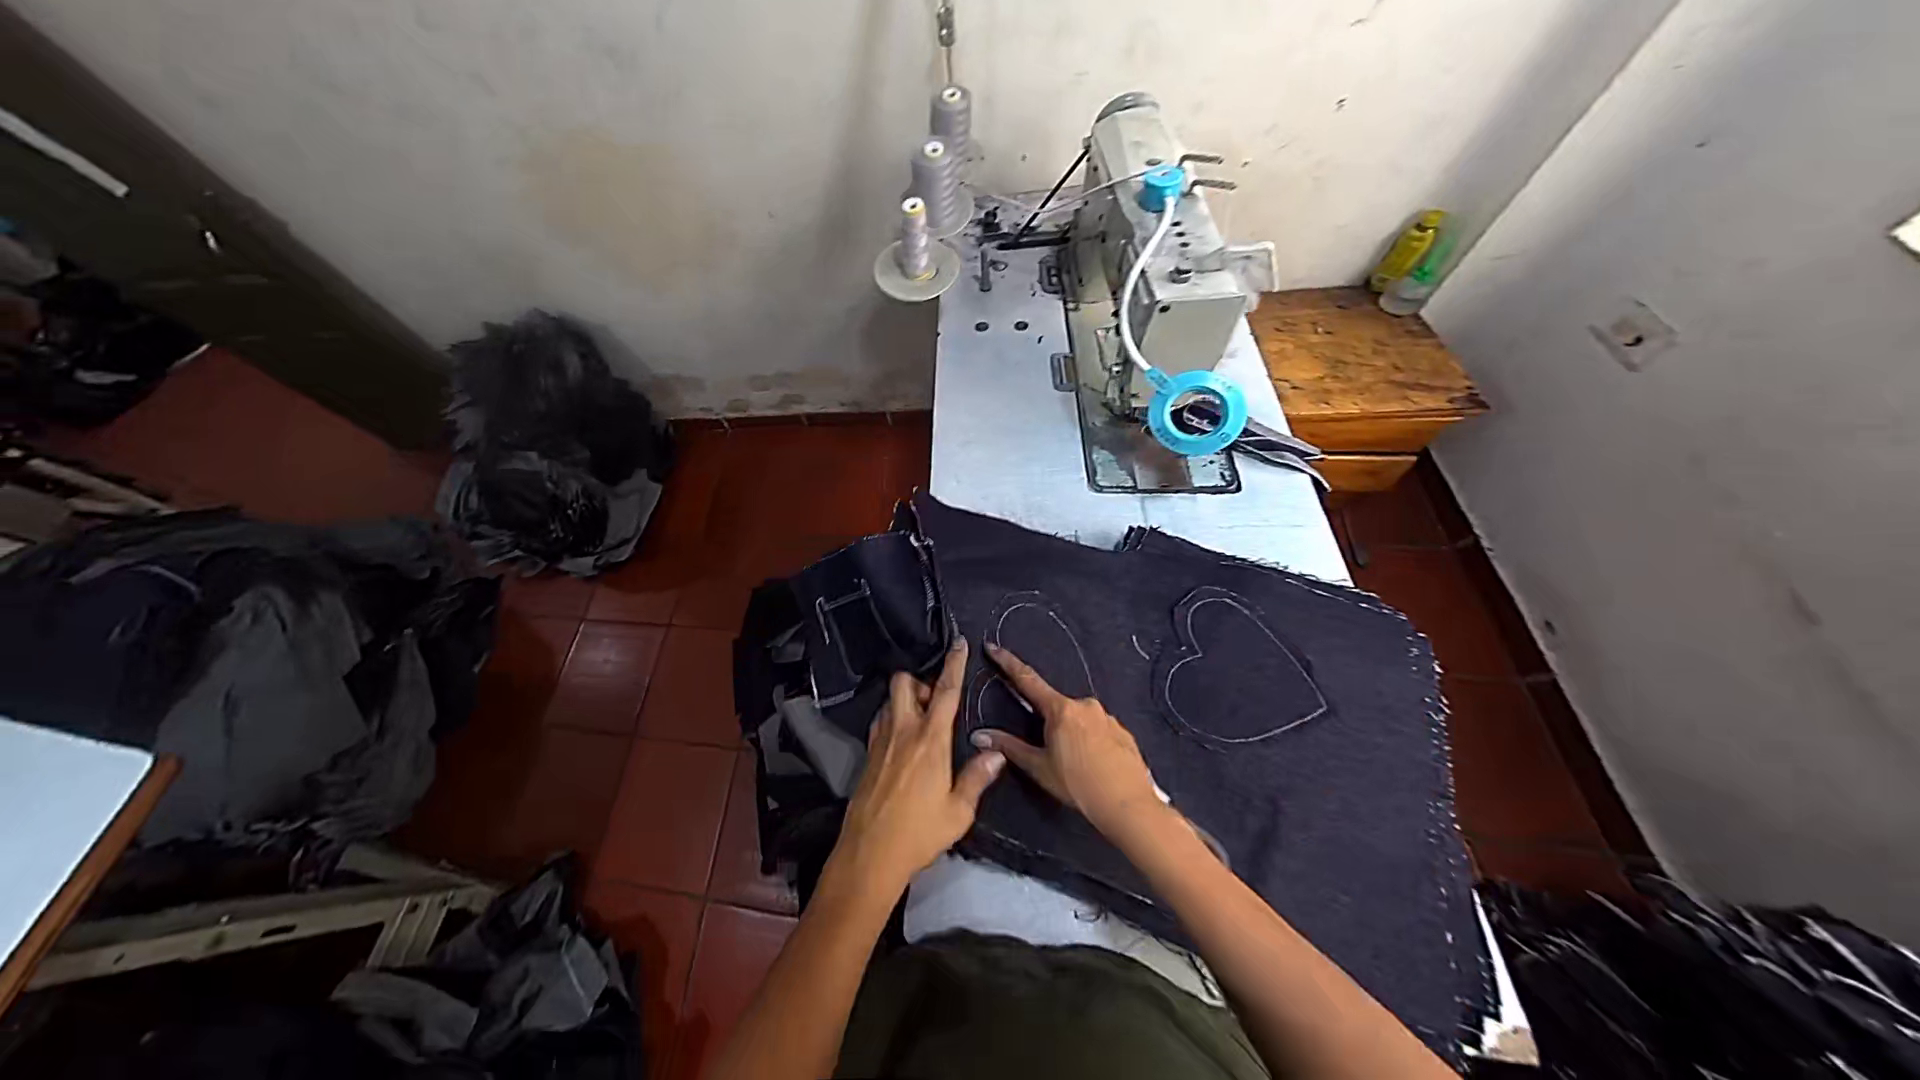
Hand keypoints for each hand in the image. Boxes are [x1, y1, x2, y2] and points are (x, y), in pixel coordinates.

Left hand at [833, 638, 1005, 892]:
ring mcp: (880, 742)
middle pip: (904, 682)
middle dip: (920, 681)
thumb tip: (996, 753)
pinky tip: (902, 742)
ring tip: (921, 724)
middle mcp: (902, 732)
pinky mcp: (867, 756)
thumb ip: (978, 777)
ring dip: (905, 701)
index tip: (958, 644)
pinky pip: (879, 722)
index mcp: (930, 740)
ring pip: (889, 700)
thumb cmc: (919, 832)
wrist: (870, 854)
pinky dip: (892, 719)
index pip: (945, 692)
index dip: (954, 664)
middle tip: (934, 703)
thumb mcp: (959, 810)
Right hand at [973, 642, 1166, 837]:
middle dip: (1050, 724)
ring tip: (1074, 766)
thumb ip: (1009, 747)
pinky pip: (1099, 730)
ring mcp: (1107, 717)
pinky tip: (1092, 765)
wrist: (1127, 804)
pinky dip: (1091, 743)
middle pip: (1057, 707)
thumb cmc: (1079, 785)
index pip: (1027, 679)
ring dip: (1072, 735)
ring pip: (1079, 719)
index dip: (1007, 663)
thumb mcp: (1039, 767)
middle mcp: (1085, 705)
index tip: (994, 648)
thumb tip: (980, 735)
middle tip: (1050, 751)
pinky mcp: (1123, 731)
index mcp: (1061, 709)